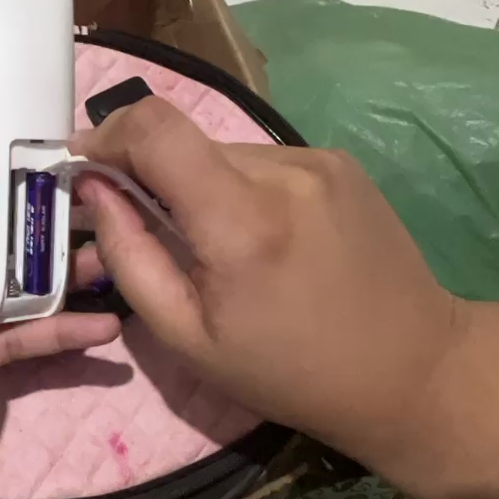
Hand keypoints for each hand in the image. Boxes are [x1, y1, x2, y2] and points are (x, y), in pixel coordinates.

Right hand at [70, 97, 464, 449]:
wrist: (414, 369)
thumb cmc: (289, 370)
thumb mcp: (188, 338)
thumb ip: (130, 257)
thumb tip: (95, 190)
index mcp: (240, 221)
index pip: (155, 128)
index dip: (106, 134)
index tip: (84, 165)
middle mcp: (282, 172)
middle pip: (183, 142)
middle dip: (145, 173)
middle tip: (139, 222)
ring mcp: (317, 160)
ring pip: (219, 151)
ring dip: (194, 184)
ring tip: (210, 242)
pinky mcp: (337, 162)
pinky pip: (259, 160)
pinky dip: (235, 187)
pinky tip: (257, 236)